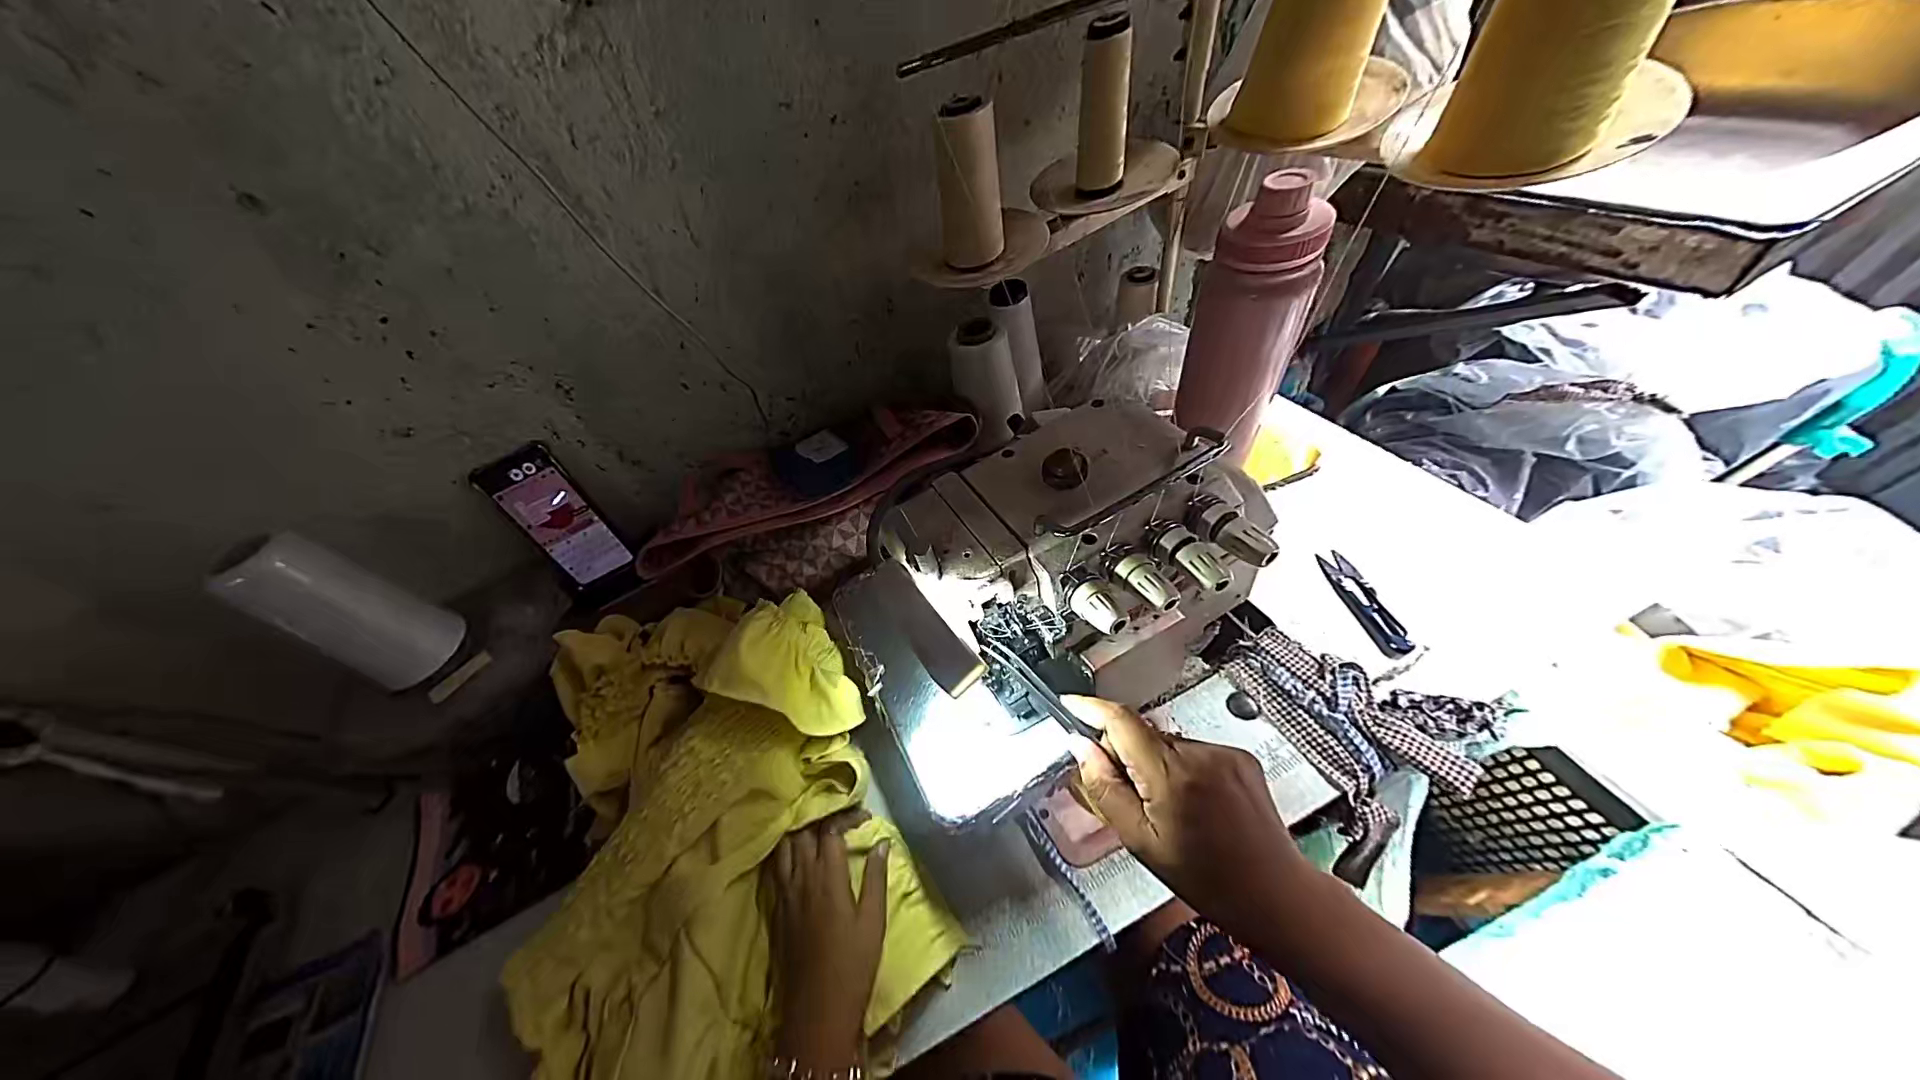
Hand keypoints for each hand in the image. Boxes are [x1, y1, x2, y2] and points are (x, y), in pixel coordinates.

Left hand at [768, 811, 889, 1069]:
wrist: (816, 1009)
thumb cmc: (853, 964)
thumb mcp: (874, 920)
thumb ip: (876, 877)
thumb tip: (882, 843)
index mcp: (828, 875)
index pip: (831, 829)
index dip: (847, 816)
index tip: (866, 818)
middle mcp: (801, 876)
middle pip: (803, 831)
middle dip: (822, 818)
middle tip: (842, 821)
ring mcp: (784, 891)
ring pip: (784, 846)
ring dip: (800, 831)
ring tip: (818, 832)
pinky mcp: (776, 907)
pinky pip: (775, 866)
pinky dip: (786, 852)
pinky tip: (799, 857)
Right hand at [1066, 695, 1313, 930]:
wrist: (1274, 893)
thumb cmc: (1209, 879)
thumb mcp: (1140, 841)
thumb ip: (1104, 789)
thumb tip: (1081, 748)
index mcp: (1172, 776)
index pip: (1121, 721)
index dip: (1090, 708)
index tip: (1070, 705)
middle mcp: (1201, 754)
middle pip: (1142, 732)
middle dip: (1123, 753)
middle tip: (1124, 792)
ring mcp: (1224, 752)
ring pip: (1166, 742)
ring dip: (1154, 762)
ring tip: (1167, 807)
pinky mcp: (1240, 755)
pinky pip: (1193, 749)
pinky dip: (1181, 767)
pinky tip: (1192, 803)